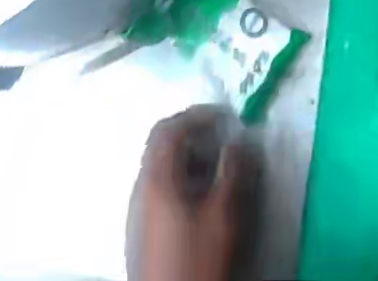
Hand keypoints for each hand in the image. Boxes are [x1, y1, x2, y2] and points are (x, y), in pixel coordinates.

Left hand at [126, 106, 252, 280]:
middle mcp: (140, 187)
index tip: (228, 117)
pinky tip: (202, 198)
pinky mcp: (141, 231)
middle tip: (223, 138)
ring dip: (189, 157)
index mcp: (155, 177)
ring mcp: (137, 210)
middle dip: (194, 133)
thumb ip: (234, 170)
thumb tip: (241, 140)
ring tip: (218, 169)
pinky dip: (182, 178)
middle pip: (161, 143)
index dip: (199, 115)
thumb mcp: (223, 214)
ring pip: (160, 166)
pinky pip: (159, 188)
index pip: (170, 127)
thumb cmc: (196, 261)